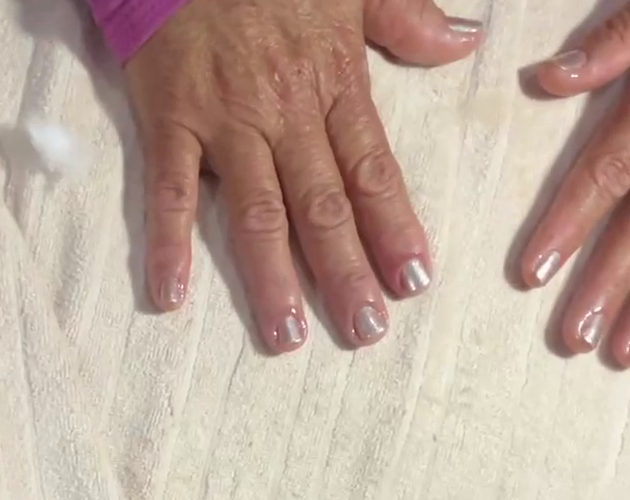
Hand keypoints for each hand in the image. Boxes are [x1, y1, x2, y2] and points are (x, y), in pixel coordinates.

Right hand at [125, 0, 482, 352]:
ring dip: (272, 279)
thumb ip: (403, 19)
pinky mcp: (170, 123)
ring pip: (255, 212)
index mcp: (331, 81)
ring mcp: (225, 123)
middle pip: (321, 207)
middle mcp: (284, 113)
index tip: (414, 282)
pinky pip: (169, 192)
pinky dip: (167, 244)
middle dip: (346, 273)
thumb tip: (462, 43)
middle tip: (364, 333)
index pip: (371, 170)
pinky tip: (168, 296)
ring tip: (287, 338)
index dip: (394, 229)